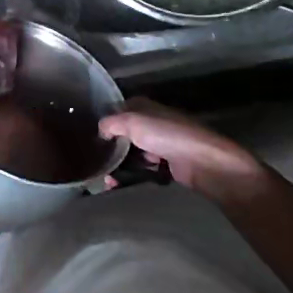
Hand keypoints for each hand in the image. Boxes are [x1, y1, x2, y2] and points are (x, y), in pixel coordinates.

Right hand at [99, 99, 281, 203]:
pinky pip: (145, 168)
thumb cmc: (166, 135)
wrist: (202, 161)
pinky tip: (120, 185)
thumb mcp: (133, 122)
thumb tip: (99, 129)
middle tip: (95, 162)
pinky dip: (133, 175)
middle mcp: (153, 122)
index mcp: (145, 107)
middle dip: (111, 147)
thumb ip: (112, 123)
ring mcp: (162, 143)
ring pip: (134, 153)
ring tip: (105, 179)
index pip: (119, 110)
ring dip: (120, 165)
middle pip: (126, 133)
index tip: (89, 136)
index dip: (105, 121)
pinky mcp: (168, 163)